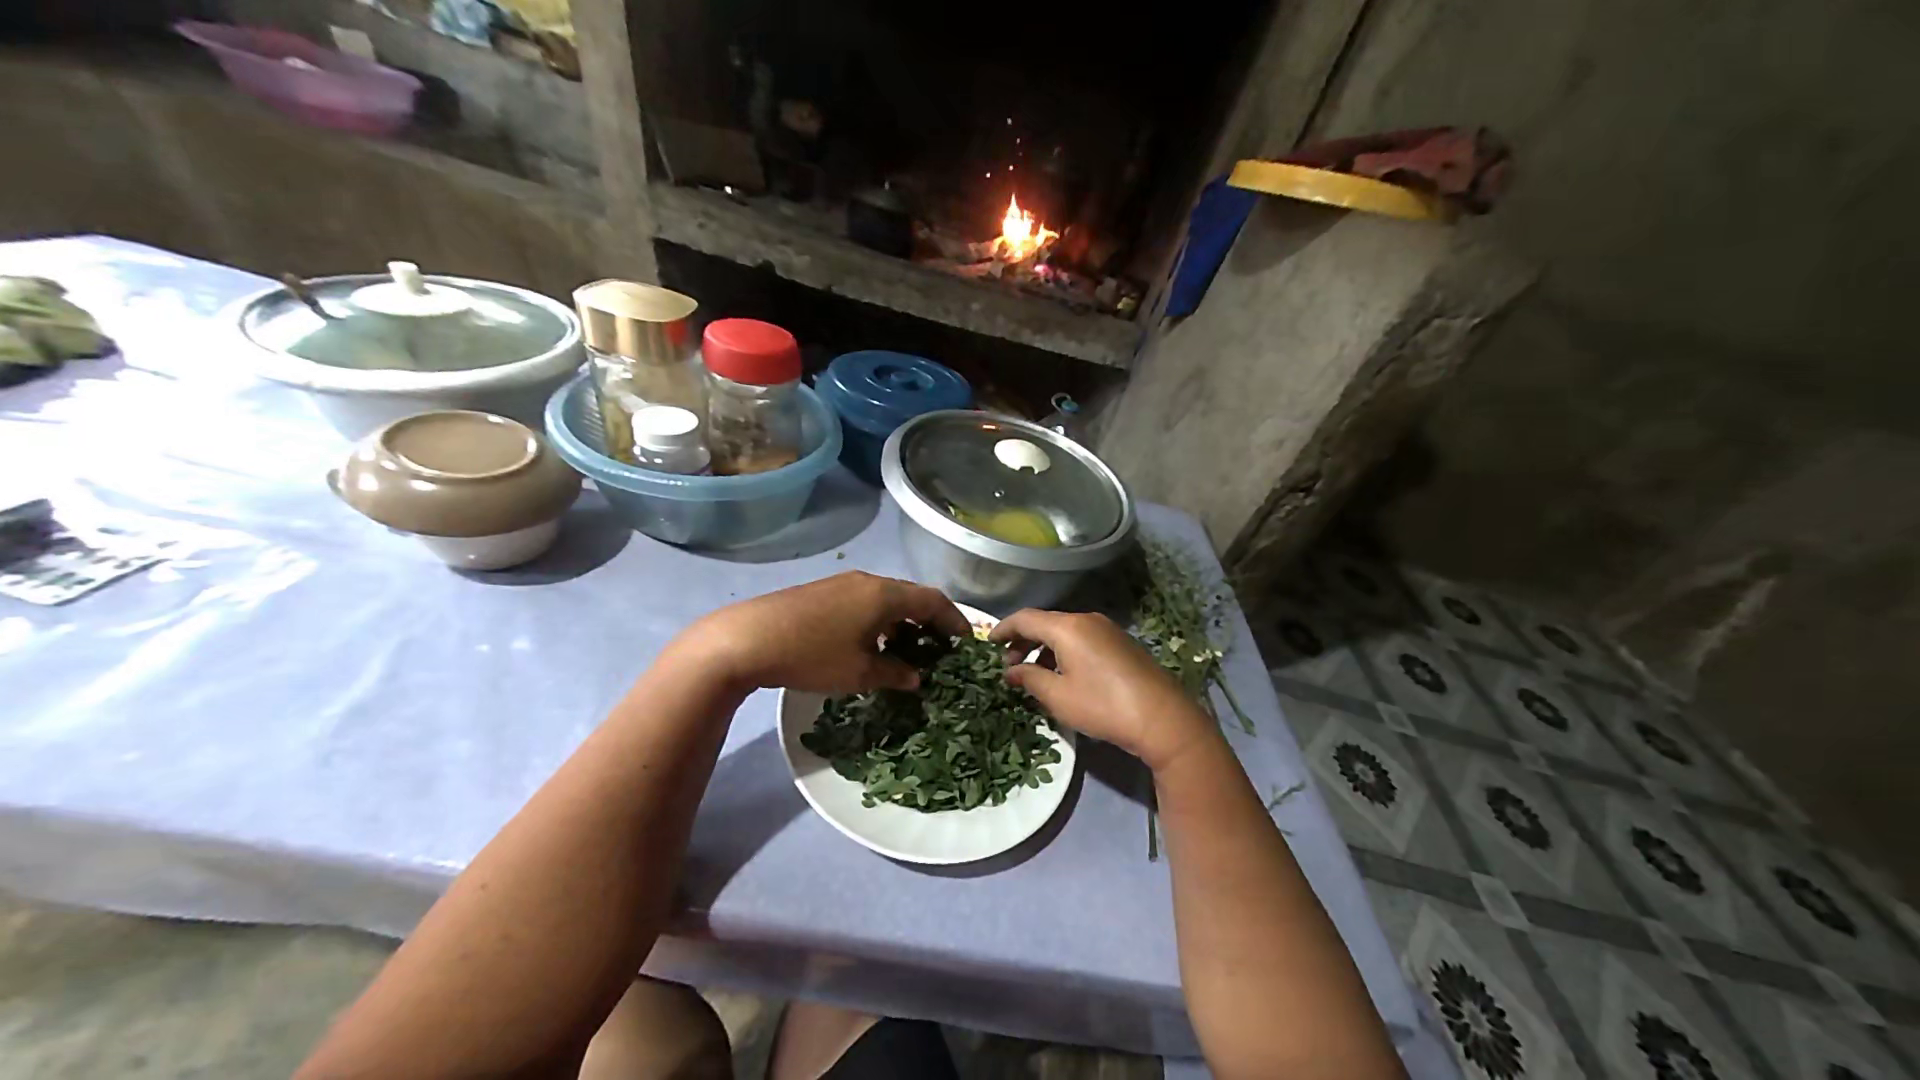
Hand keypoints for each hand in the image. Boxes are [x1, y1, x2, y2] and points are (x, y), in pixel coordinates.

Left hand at [671, 571, 969, 695]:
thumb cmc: (812, 655)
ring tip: (906, 651)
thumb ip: (895, 672)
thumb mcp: (860, 672)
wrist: (746, 639)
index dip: (954, 620)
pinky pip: (864, 602)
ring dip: (902, 622)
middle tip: (938, 649)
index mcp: (885, 595)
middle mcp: (867, 581)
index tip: (964, 643)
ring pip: (886, 599)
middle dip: (929, 622)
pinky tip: (869, 644)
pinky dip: (879, 620)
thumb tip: (917, 676)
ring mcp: (842, 584)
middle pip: (911, 596)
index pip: (933, 600)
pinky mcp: (822, 592)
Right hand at [990, 610, 1216, 771]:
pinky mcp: (1120, 644)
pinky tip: (1061, 676)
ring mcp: (1107, 630)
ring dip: (1044, 649)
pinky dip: (1063, 652)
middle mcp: (1086, 620)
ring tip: (1032, 676)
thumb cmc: (1103, 706)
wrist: (1163, 718)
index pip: (1025, 618)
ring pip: (1064, 632)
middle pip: (1045, 623)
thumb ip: (1029, 678)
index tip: (987, 645)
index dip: (1003, 630)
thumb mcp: (1058, 696)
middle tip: (1008, 666)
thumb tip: (1011, 670)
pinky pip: (1082, 640)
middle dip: (1022, 642)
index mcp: (1067, 627)